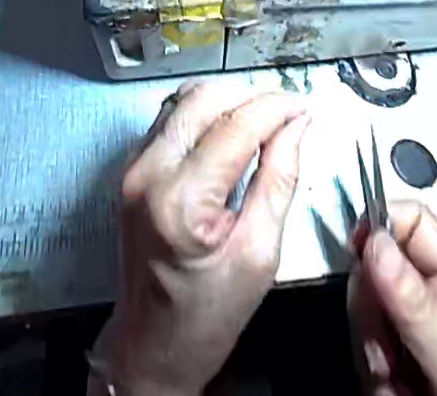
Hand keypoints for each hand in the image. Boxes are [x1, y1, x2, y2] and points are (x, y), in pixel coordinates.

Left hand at [95, 82, 311, 395]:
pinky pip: (170, 119)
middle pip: (203, 99)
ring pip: (184, 100)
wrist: (150, 340)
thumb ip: (278, 182)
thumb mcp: (260, 255)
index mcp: (181, 200)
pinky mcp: (132, 163)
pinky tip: (230, 128)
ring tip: (265, 116)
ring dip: (227, 99)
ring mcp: (134, 163)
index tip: (304, 105)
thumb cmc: (206, 313)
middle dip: (251, 96)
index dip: (275, 108)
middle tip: (288, 109)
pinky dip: (204, 113)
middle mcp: (148, 170)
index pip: (235, 127)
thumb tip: (296, 129)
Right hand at [348, 201, 436, 395]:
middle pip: (377, 266)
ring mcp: (422, 328)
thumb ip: (418, 307)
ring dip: (371, 350)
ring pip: (366, 307)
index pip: (413, 222)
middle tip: (388, 358)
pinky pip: (366, 343)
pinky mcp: (406, 356)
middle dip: (372, 313)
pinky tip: (396, 392)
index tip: (356, 258)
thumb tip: (376, 240)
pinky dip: (374, 373)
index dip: (377, 229)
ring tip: (399, 387)